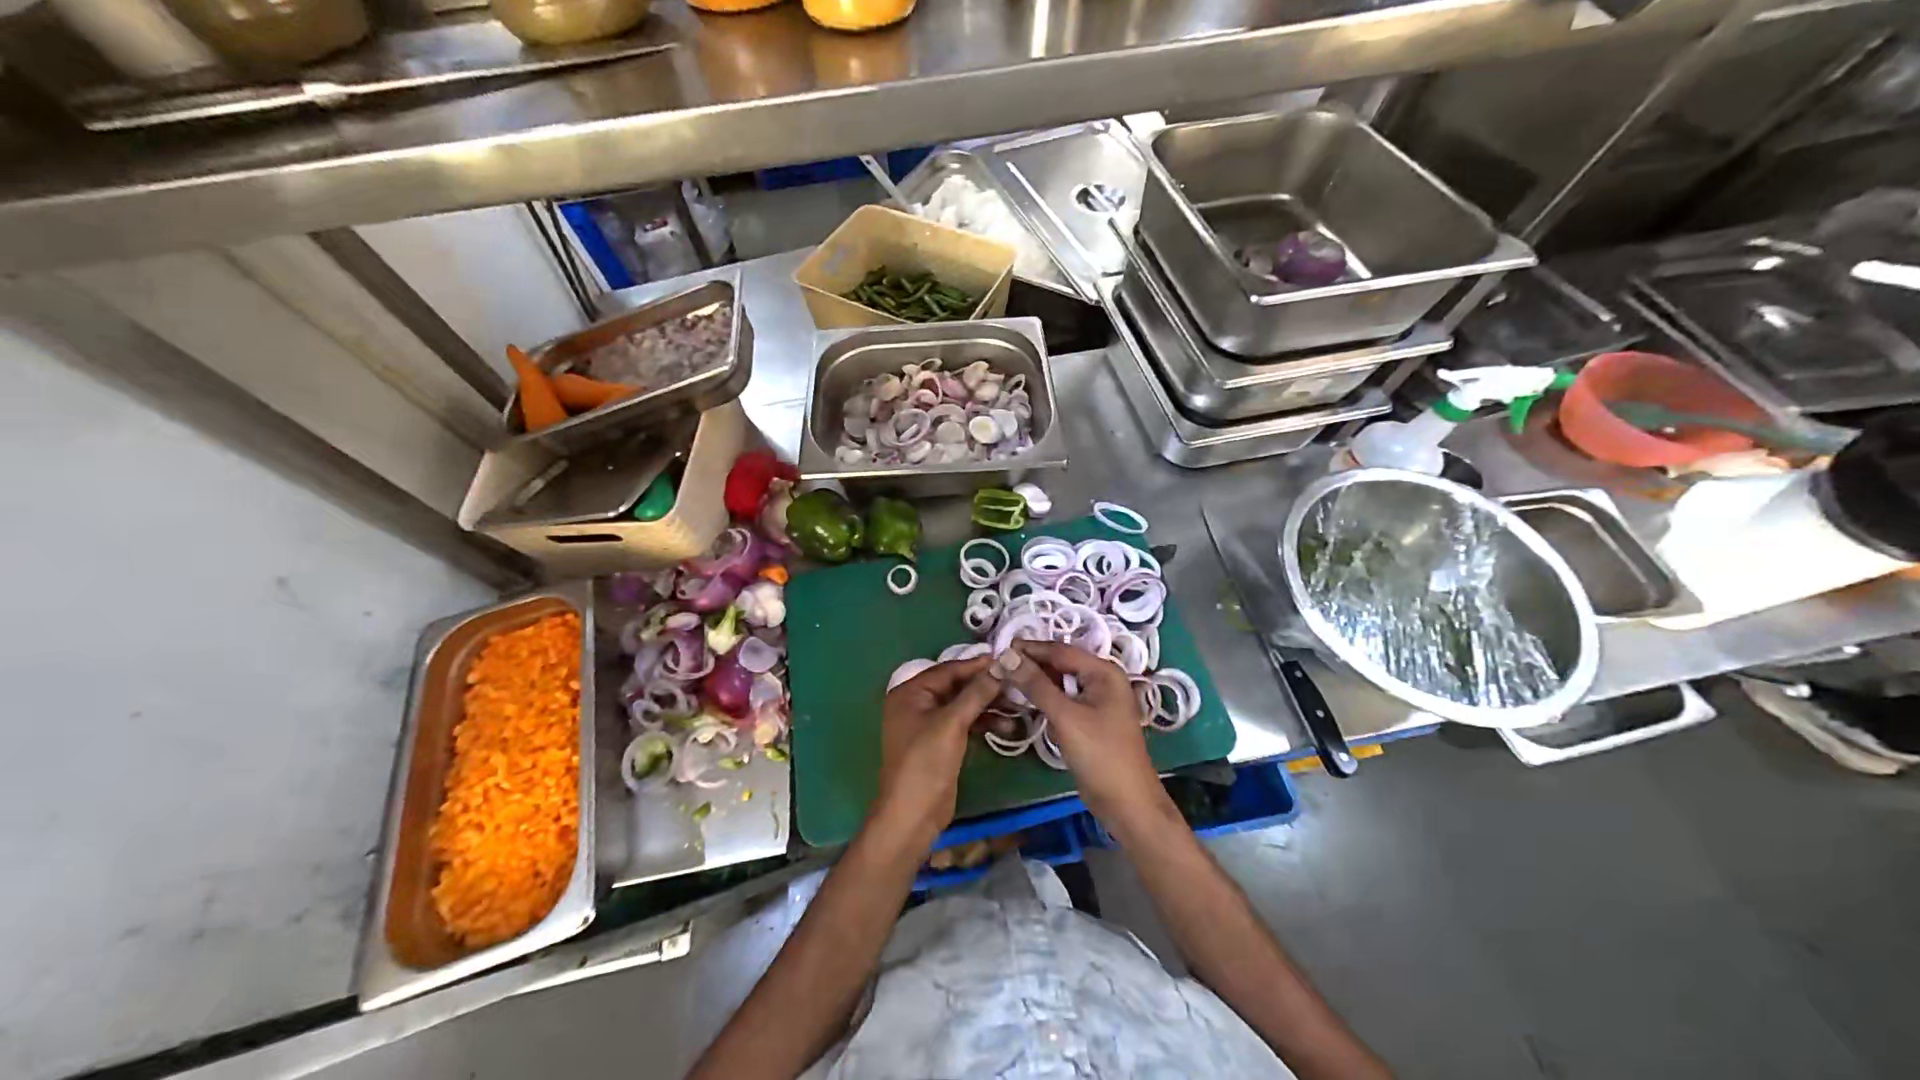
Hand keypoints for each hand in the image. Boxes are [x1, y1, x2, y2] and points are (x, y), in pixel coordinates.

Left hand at [871, 656, 1004, 844]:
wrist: (913, 814)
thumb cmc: (926, 762)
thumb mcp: (952, 723)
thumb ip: (976, 692)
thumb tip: (1000, 665)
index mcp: (910, 693)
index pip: (948, 670)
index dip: (977, 665)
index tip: (1008, 661)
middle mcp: (916, 704)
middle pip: (956, 687)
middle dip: (986, 687)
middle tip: (1017, 684)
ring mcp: (928, 725)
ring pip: (963, 706)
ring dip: (988, 706)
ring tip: (1018, 707)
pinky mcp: (941, 743)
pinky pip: (964, 724)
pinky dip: (983, 723)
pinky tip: (1007, 727)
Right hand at [1000, 642, 1167, 824]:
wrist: (1126, 803)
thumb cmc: (1100, 755)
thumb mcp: (1065, 716)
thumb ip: (1035, 684)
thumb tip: (1006, 656)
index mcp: (1104, 671)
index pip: (1060, 650)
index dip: (1029, 649)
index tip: (996, 650)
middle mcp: (1102, 680)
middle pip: (1060, 663)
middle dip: (1031, 664)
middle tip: (997, 666)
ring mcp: (1097, 700)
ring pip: (1060, 682)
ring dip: (1035, 681)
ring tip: (1004, 679)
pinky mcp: (1089, 719)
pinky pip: (1063, 699)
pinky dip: (1044, 698)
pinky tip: (1023, 700)